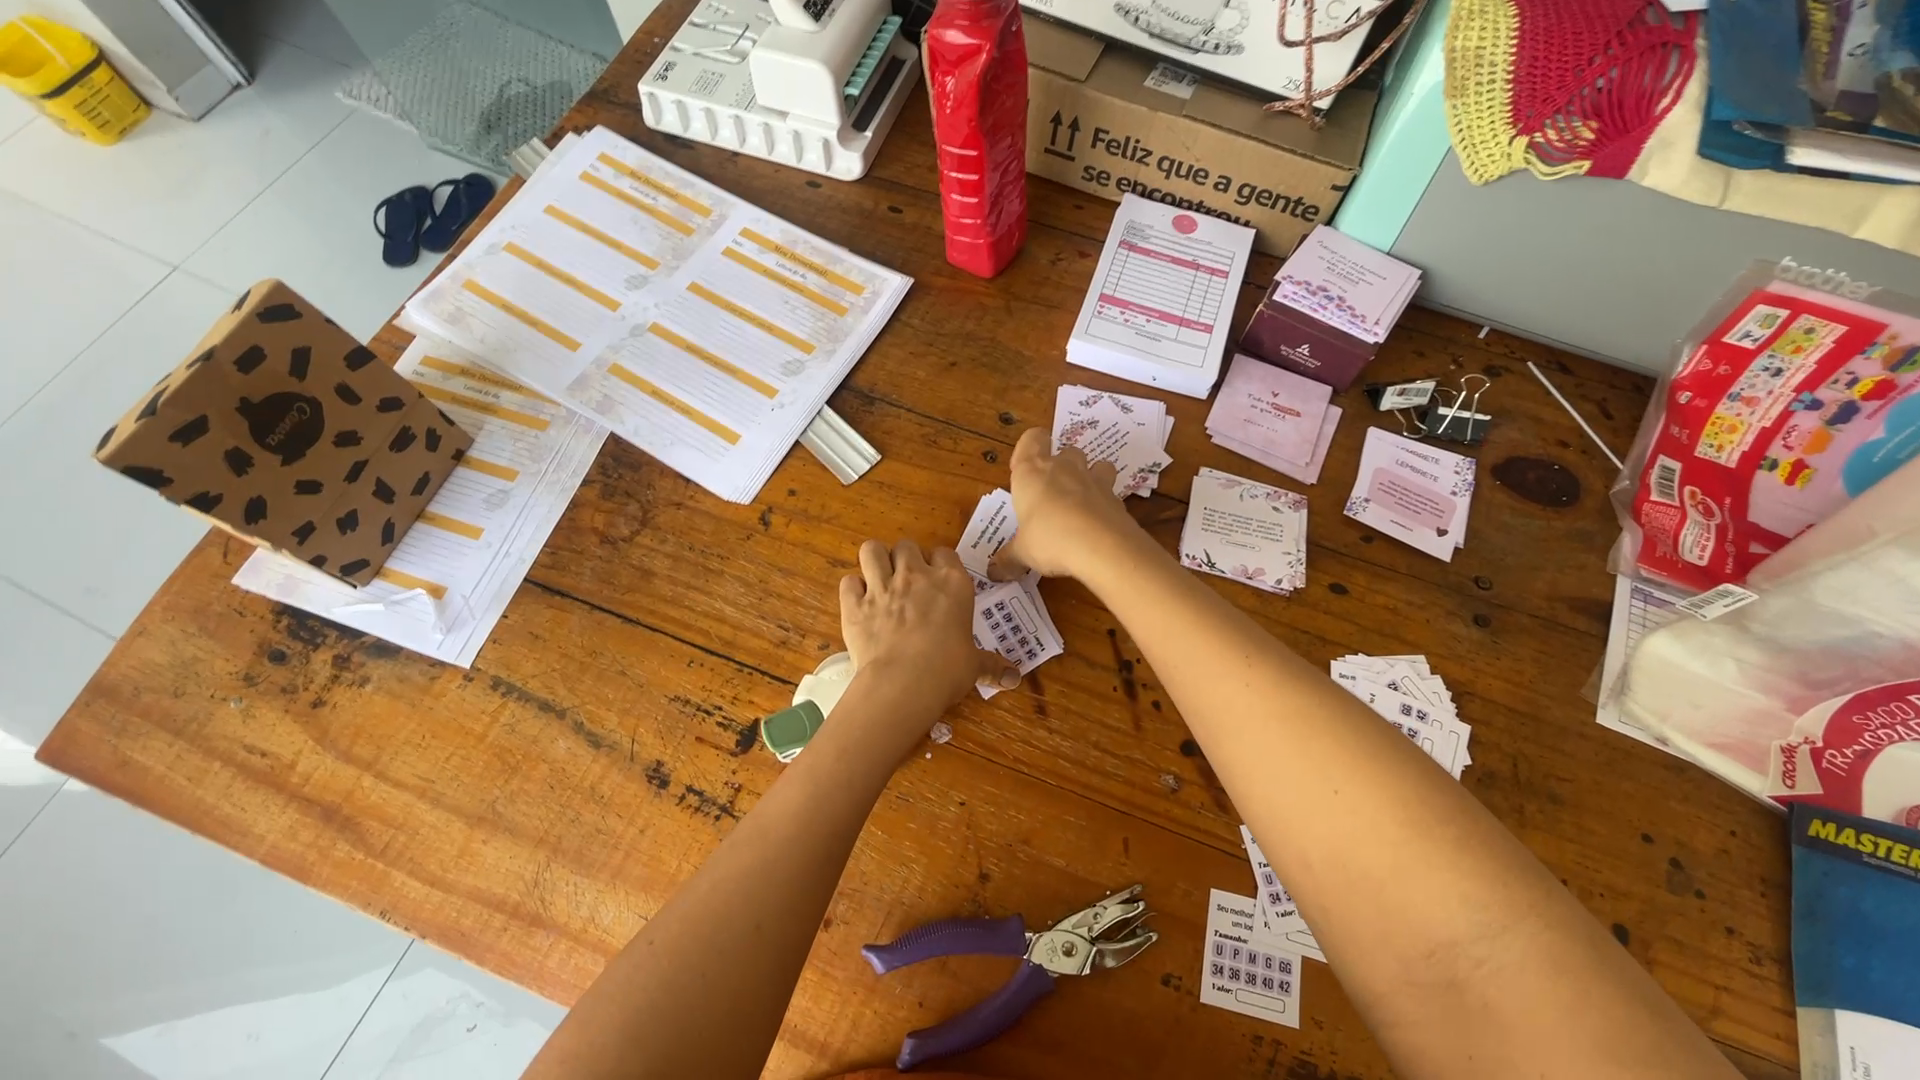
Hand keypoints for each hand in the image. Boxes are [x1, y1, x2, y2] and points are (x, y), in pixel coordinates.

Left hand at [841, 539, 1020, 708]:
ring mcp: (882, 586)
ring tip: (879, 579)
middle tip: (908, 581)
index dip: (940, 564)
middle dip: (905, 558)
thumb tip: (1015, 678)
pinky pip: (848, 581)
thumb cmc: (948, 670)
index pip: (945, 553)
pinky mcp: (855, 603)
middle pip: (906, 545)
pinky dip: (852, 590)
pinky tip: (858, 602)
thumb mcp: (974, 666)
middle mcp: (916, 576)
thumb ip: (993, 665)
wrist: (904, 683)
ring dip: (875, 561)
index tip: (939, 580)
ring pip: (871, 550)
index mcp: (951, 583)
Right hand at [991, 428, 1142, 580]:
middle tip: (1052, 492)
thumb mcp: (1023, 553)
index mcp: (1032, 472)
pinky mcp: (1117, 499)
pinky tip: (1098, 524)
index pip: (1032, 439)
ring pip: (1096, 464)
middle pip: (1066, 450)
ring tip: (1082, 501)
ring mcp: (1094, 480)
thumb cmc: (1049, 539)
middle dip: (1062, 466)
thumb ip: (1009, 559)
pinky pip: (1111, 493)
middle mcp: (1064, 468)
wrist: (1102, 546)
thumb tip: (993, 572)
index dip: (1030, 447)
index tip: (1024, 469)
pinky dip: (1105, 504)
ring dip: (1091, 477)